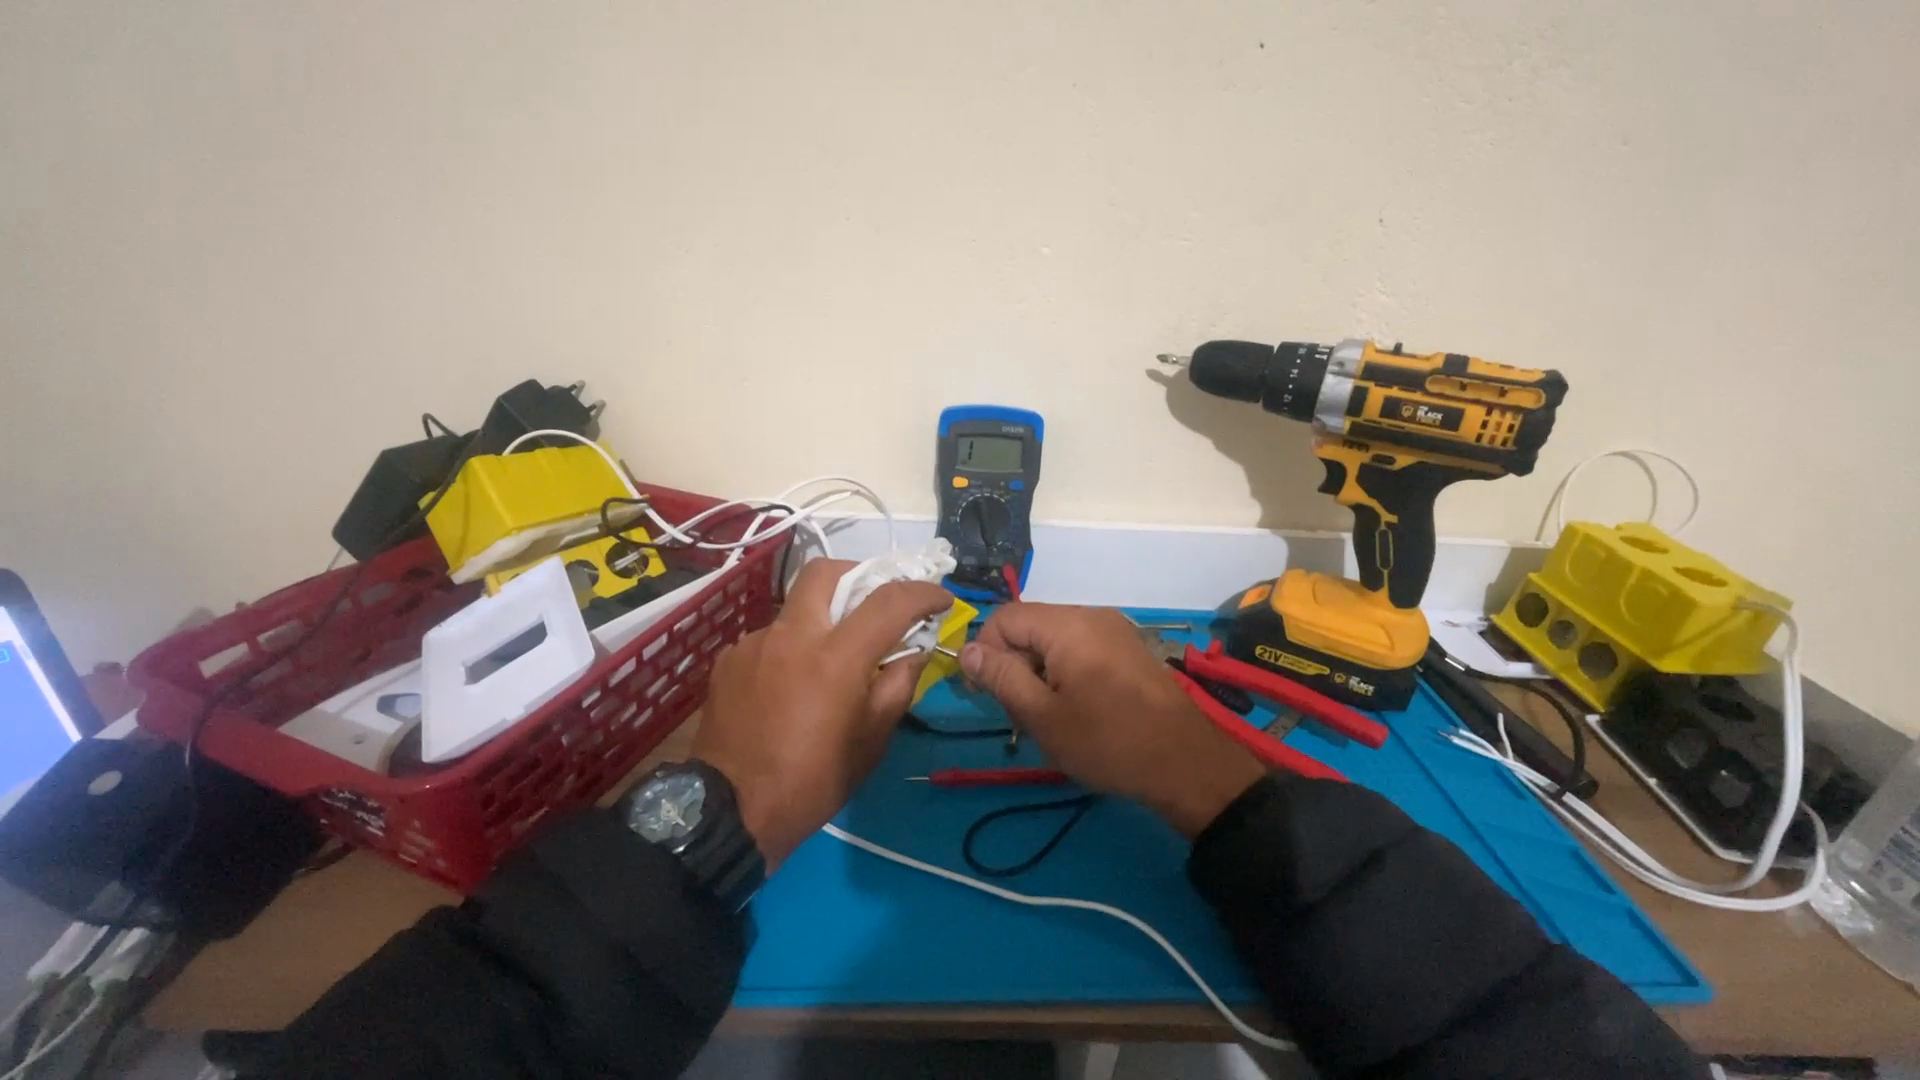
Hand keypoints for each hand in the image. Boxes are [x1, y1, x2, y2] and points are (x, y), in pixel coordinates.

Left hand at [691, 559, 954, 868]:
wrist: (727, 813)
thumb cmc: (812, 782)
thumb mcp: (871, 742)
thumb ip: (897, 686)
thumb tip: (914, 652)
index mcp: (834, 658)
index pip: (888, 602)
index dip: (922, 593)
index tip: (940, 599)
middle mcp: (791, 635)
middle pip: (825, 571)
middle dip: (858, 575)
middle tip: (876, 603)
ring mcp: (753, 643)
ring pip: (795, 607)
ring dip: (821, 618)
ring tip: (831, 657)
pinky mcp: (728, 660)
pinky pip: (770, 638)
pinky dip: (792, 647)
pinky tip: (792, 683)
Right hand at [960, 604, 1264, 836]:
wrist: (1186, 763)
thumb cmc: (1108, 742)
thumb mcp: (1043, 716)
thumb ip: (1001, 677)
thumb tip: (967, 650)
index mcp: (1068, 625)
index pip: (1004, 617)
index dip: (985, 652)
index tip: (986, 694)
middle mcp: (1091, 616)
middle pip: (1031, 626)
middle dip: (1014, 664)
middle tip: (1019, 714)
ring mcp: (1115, 631)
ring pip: (1054, 640)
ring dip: (1038, 672)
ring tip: (1048, 717)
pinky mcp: (1129, 649)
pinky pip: (1081, 649)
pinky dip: (1065, 672)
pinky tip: (1076, 711)